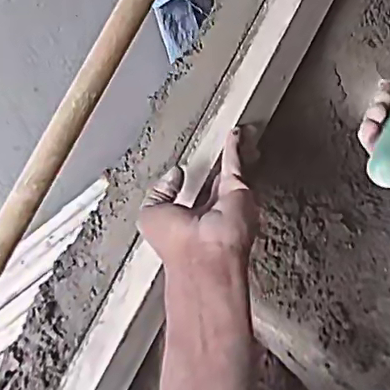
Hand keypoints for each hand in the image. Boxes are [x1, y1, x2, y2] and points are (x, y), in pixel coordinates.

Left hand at [140, 129, 259, 271]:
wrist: (204, 256)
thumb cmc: (175, 244)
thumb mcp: (150, 216)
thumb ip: (158, 192)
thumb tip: (174, 174)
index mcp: (188, 220)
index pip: (188, 197)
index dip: (185, 182)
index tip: (184, 168)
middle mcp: (210, 212)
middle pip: (212, 183)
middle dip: (213, 166)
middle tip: (213, 147)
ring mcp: (227, 201)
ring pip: (228, 171)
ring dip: (229, 153)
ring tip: (230, 135)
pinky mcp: (239, 191)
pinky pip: (236, 162)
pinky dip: (235, 147)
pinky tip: (234, 133)